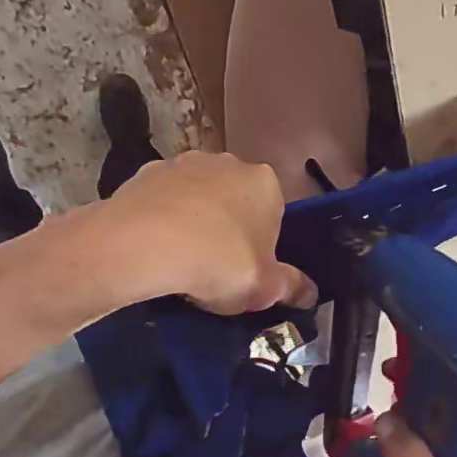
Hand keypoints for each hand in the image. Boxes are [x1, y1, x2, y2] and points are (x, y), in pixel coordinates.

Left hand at [102, 151, 317, 314]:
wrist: (145, 244)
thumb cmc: (219, 263)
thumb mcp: (265, 287)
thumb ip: (292, 287)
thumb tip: (311, 293)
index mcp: (265, 183)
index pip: (273, 212)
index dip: (261, 243)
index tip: (246, 269)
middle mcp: (228, 163)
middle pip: (234, 199)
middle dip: (227, 226)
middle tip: (214, 266)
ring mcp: (184, 163)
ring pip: (196, 195)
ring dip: (192, 219)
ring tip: (178, 259)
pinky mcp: (146, 171)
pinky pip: (161, 199)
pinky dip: (159, 217)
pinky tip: (152, 246)